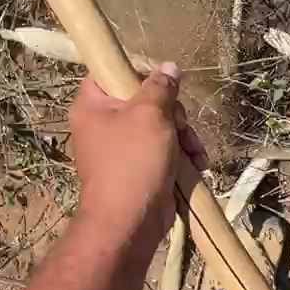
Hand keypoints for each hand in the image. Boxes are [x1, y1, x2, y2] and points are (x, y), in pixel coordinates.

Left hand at [68, 63, 209, 253]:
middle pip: (144, 100)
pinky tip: (198, 164)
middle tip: (181, 126)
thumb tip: (169, 67)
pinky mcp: (139, 167)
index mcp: (92, 104)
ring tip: (195, 152)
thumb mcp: (151, 114)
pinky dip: (181, 154)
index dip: (140, 73)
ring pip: (160, 125)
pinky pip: (163, 149)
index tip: (163, 84)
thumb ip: (161, 87)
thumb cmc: (134, 161)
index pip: (112, 72)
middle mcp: (103, 123)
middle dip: (173, 113)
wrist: (130, 222)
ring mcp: (121, 148)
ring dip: (184, 136)